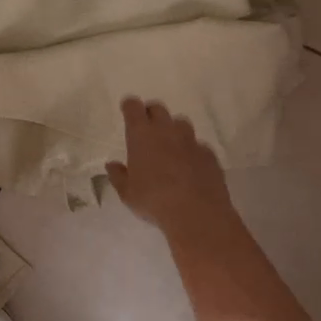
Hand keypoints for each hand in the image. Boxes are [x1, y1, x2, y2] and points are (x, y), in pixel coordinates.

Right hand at [106, 97, 232, 231]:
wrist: (197, 214)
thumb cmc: (154, 200)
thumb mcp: (127, 193)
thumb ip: (118, 175)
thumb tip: (112, 165)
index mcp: (141, 133)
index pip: (133, 106)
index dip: (130, 107)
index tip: (127, 113)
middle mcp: (166, 130)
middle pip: (158, 108)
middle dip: (151, 114)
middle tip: (148, 130)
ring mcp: (190, 141)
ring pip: (181, 123)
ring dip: (174, 130)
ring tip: (171, 147)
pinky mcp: (209, 155)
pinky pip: (199, 146)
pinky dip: (193, 151)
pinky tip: (191, 167)